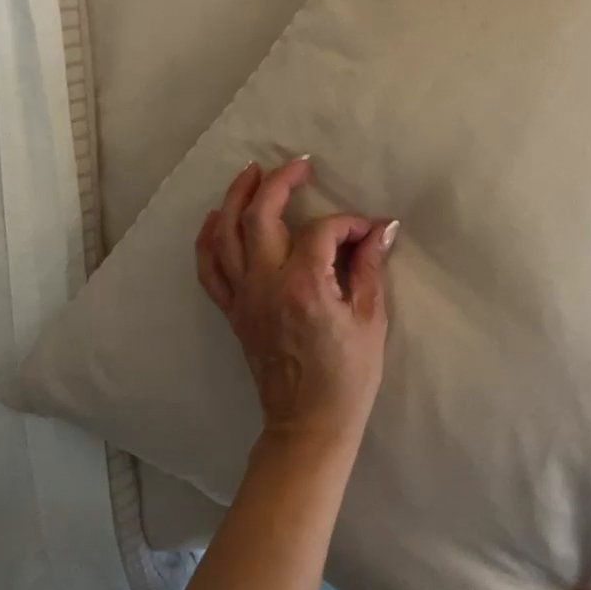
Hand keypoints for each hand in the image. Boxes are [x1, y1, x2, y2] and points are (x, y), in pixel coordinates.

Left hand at [195, 156, 395, 451]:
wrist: (308, 424)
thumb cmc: (348, 376)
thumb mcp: (370, 320)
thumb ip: (370, 268)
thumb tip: (381, 229)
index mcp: (304, 285)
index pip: (322, 231)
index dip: (349, 223)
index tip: (369, 231)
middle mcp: (266, 283)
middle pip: (261, 216)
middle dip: (279, 183)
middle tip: (299, 165)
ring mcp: (243, 297)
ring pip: (226, 234)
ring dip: (236, 198)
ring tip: (251, 173)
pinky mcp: (233, 311)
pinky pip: (210, 269)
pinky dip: (209, 238)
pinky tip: (217, 217)